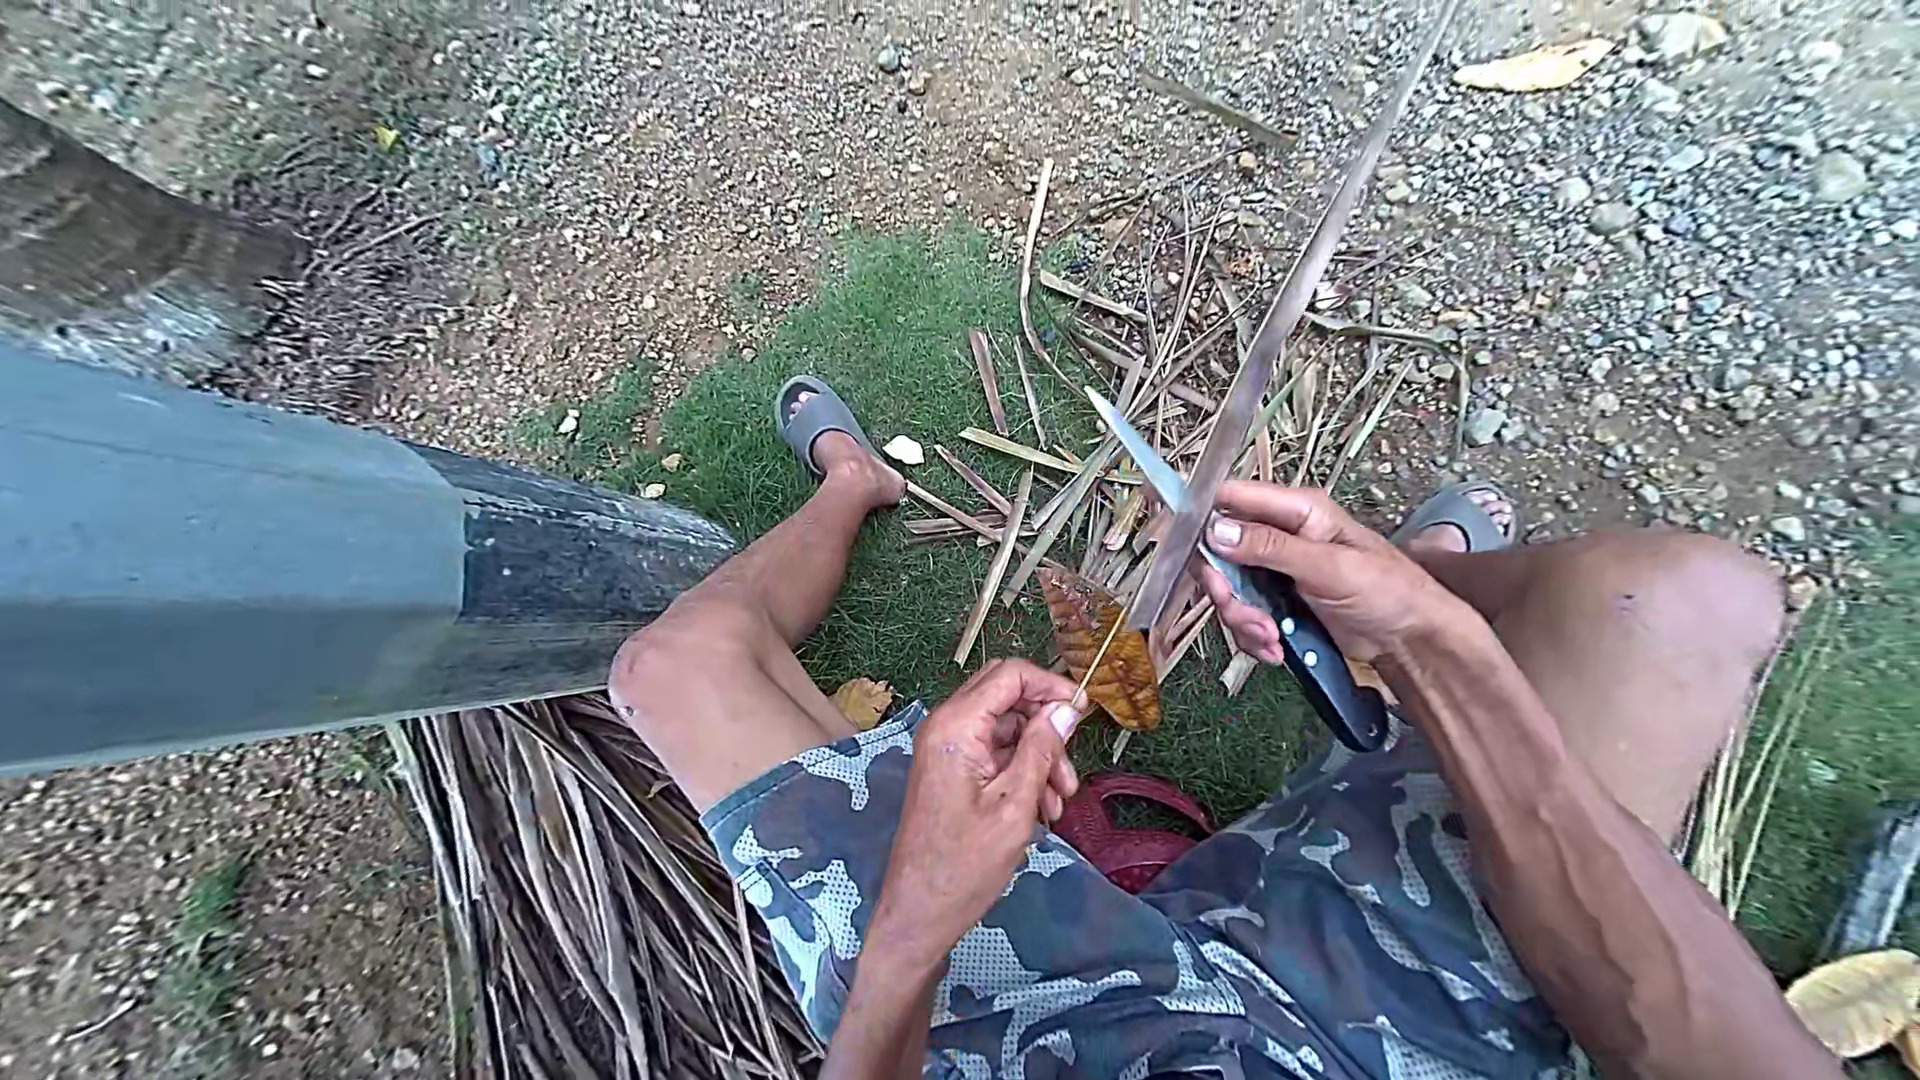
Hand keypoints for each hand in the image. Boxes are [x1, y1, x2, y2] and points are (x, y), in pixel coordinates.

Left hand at [865, 659, 1083, 973]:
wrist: (919, 911)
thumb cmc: (966, 864)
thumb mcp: (1015, 805)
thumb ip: (1041, 748)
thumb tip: (1067, 707)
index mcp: (957, 725)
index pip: (1009, 675)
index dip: (1050, 684)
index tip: (1084, 708)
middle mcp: (947, 723)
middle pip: (1007, 694)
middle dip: (1045, 720)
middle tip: (1072, 756)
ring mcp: (946, 744)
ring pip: (1005, 724)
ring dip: (1038, 751)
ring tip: (1061, 798)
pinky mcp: (951, 764)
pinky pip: (994, 748)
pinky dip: (1021, 766)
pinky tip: (1042, 804)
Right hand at [1192, 481, 1466, 662]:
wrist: (1411, 641)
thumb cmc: (1387, 591)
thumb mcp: (1330, 566)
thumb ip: (1271, 547)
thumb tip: (1215, 530)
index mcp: (1294, 511)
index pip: (1231, 499)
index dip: (1205, 522)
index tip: (1199, 558)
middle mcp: (1276, 535)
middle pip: (1218, 552)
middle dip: (1226, 589)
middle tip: (1245, 614)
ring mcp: (1270, 570)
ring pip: (1226, 589)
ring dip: (1241, 619)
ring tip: (1272, 638)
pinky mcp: (1271, 600)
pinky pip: (1240, 614)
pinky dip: (1252, 635)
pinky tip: (1276, 647)